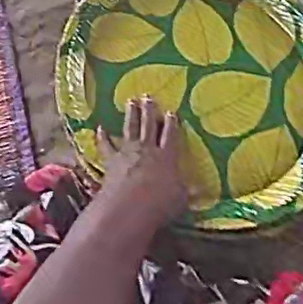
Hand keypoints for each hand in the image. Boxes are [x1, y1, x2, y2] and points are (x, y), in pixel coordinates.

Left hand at [96, 97, 187, 230]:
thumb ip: (188, 191)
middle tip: (147, 96)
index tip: (171, 111)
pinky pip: (106, 145)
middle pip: (149, 125)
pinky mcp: (111, 160)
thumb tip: (202, 189)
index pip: (171, 135)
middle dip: (149, 110)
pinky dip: (103, 137)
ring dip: (130, 114)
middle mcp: (147, 149)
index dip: (171, 123)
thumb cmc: (159, 205)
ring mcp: (128, 152)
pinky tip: (100, 128)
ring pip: (130, 128)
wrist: (128, 207)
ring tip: (130, 101)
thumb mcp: (180, 200)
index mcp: (167, 156)